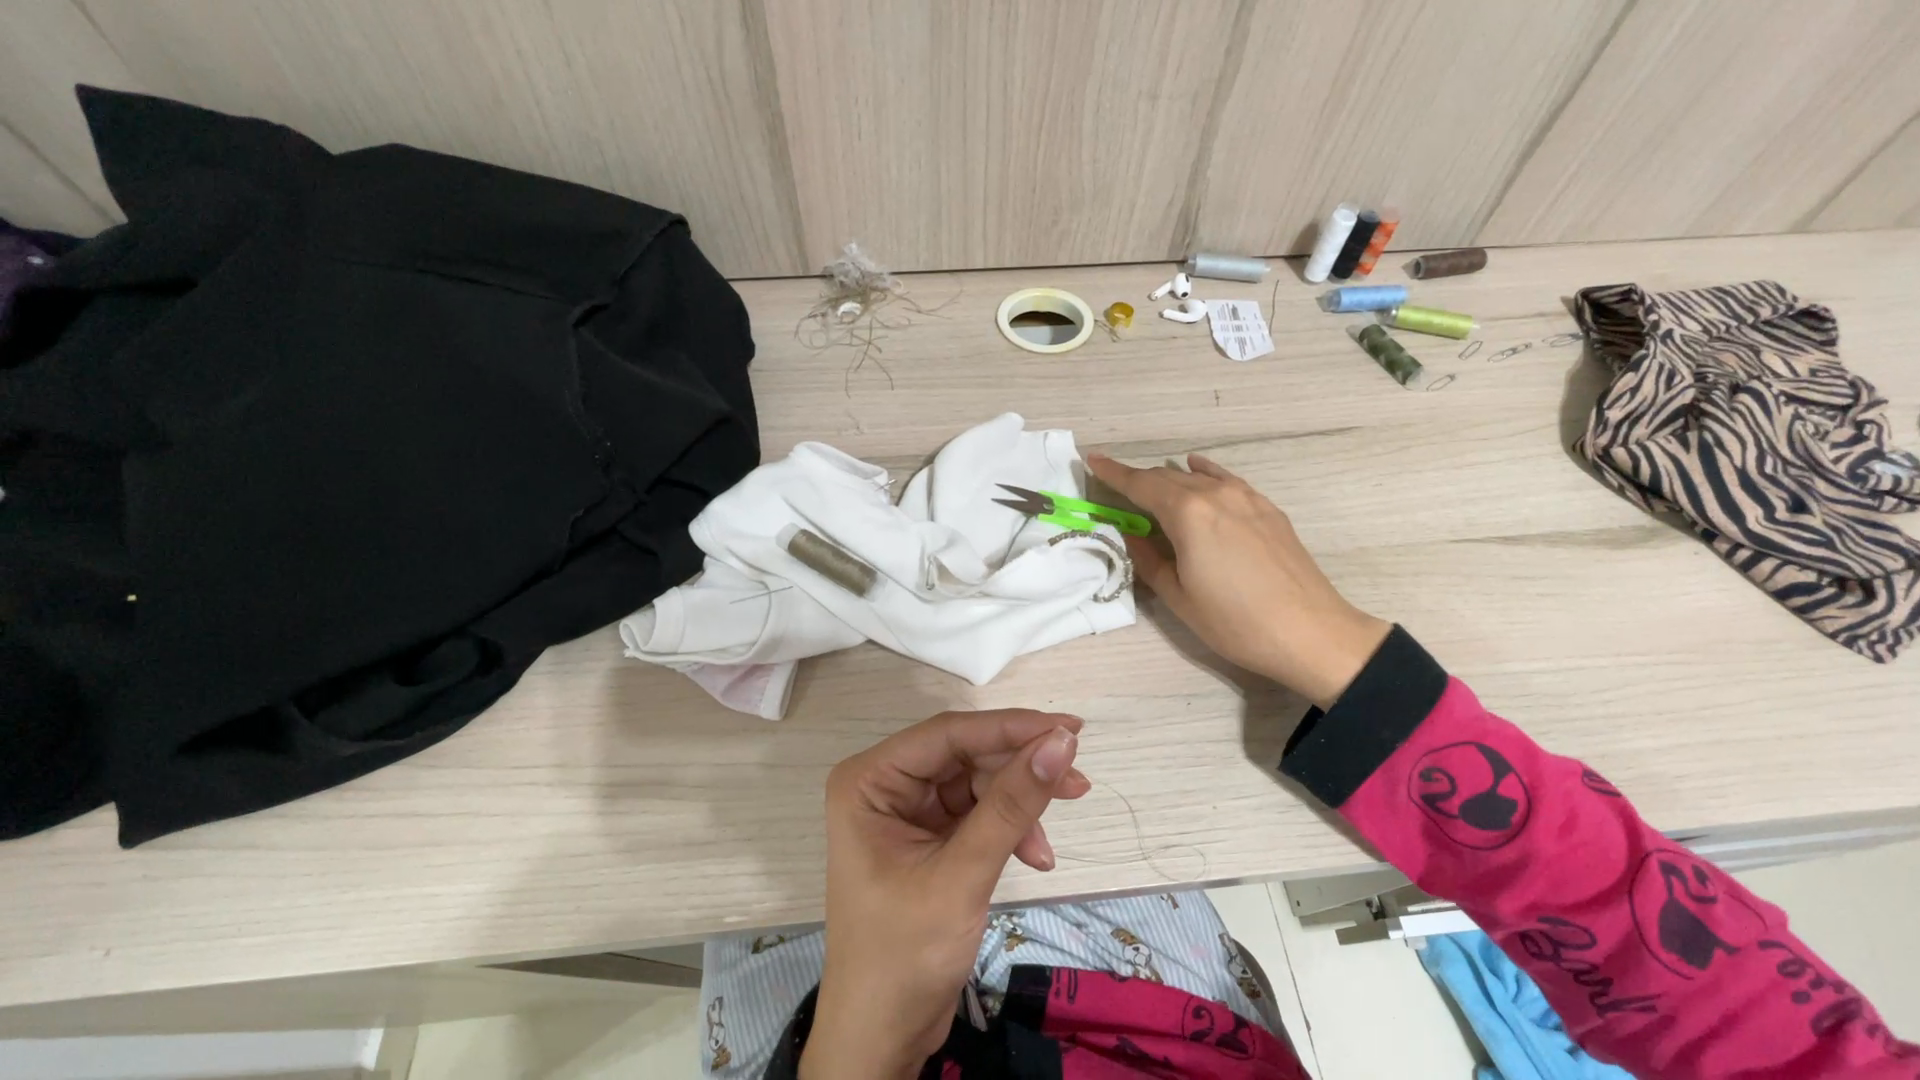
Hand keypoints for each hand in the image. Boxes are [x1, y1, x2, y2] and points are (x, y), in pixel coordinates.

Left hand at [801, 710, 1089, 1079]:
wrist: (882, 1034)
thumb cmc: (905, 954)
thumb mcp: (962, 874)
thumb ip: (1012, 805)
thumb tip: (1061, 740)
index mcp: (869, 781)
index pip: (948, 734)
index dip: (1010, 728)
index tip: (1070, 730)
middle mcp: (884, 785)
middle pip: (966, 756)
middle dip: (1020, 771)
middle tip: (1079, 782)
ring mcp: (906, 812)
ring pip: (978, 784)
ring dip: (1020, 806)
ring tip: (1050, 844)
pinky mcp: (928, 838)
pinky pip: (978, 813)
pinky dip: (1009, 830)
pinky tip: (1035, 857)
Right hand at [1087, 452, 1389, 707]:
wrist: (1310, 632)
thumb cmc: (1235, 622)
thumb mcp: (1179, 597)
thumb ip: (1149, 560)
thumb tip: (1132, 536)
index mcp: (1188, 514)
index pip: (1140, 484)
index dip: (1112, 472)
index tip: (1091, 460)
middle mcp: (1216, 495)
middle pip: (1166, 478)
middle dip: (1138, 480)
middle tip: (1114, 487)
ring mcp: (1247, 498)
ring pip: (1197, 478)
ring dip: (1169, 481)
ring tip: (1152, 490)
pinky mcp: (1268, 509)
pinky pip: (1226, 481)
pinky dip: (1205, 475)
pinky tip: (1198, 471)